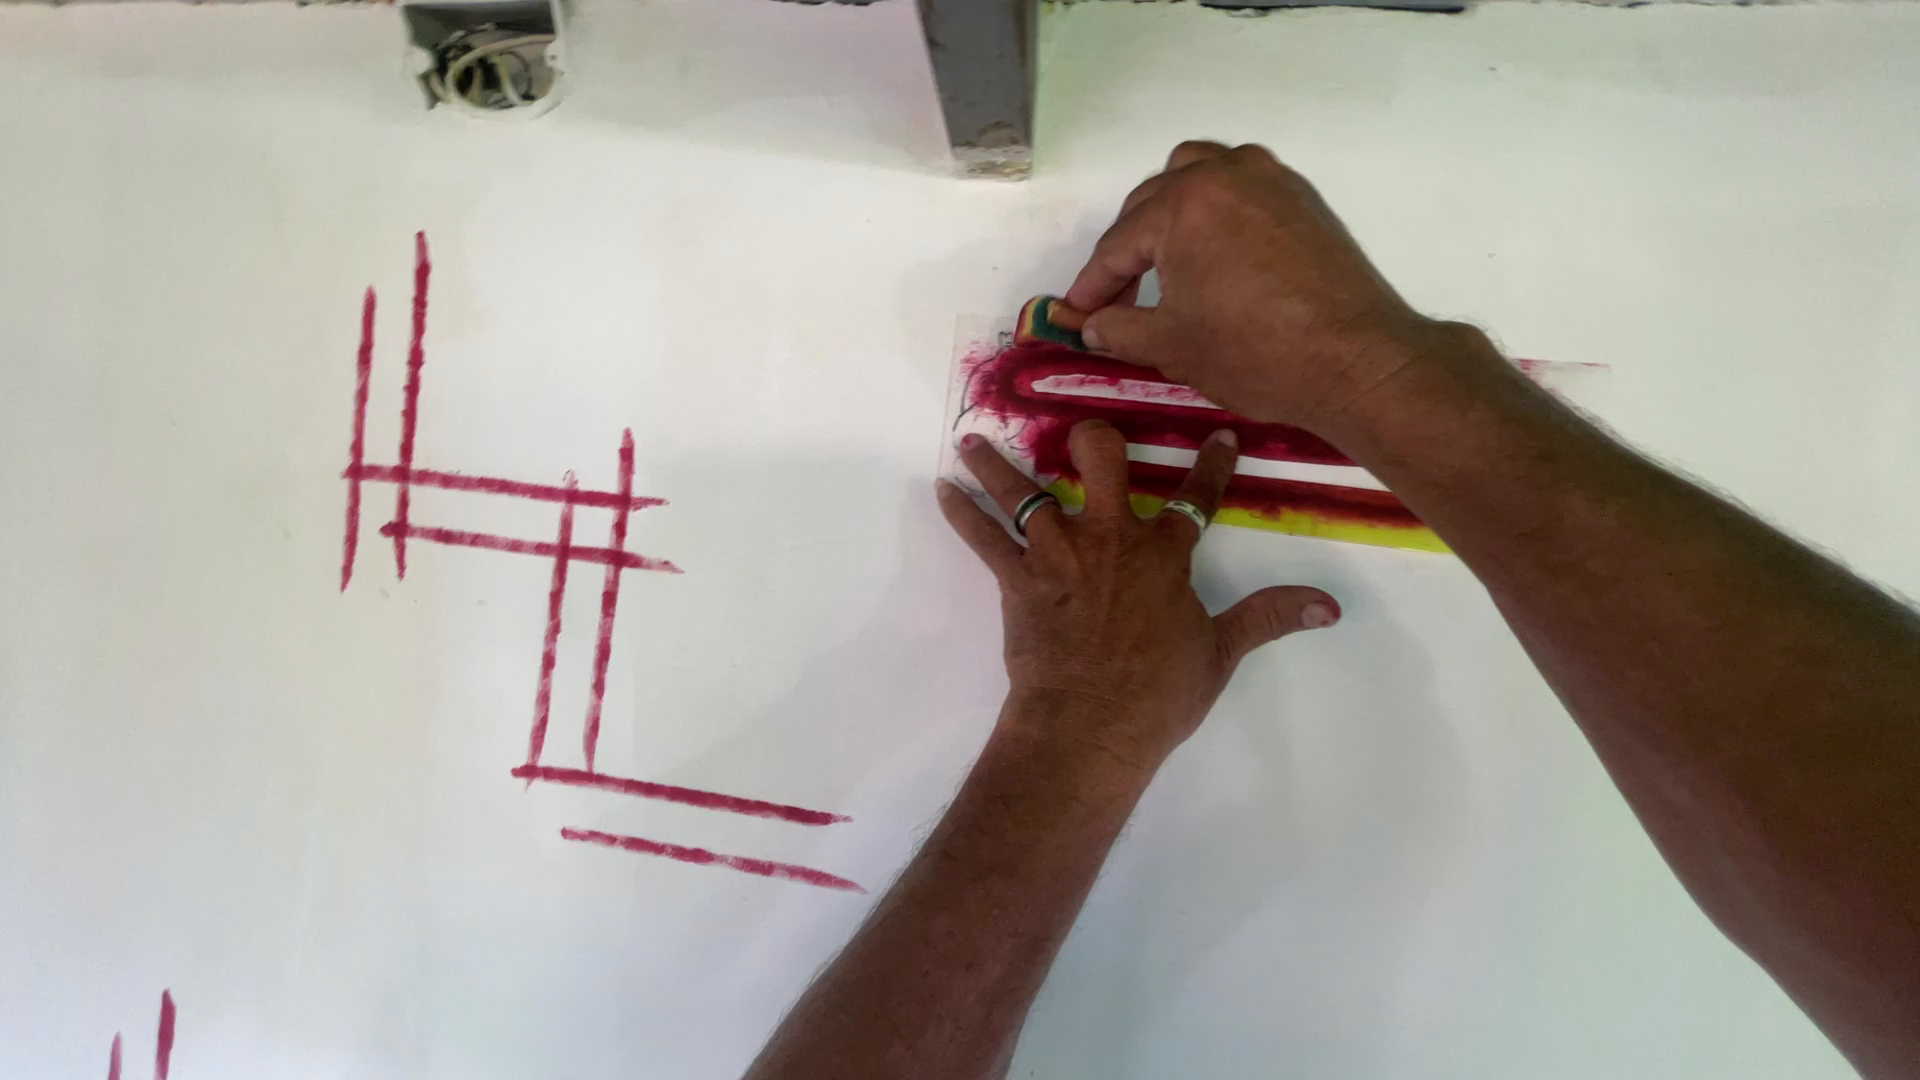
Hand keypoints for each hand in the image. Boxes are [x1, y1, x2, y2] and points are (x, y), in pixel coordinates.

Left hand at [938, 419, 1338, 775]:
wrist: (1091, 727)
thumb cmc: (1157, 695)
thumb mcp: (1221, 653)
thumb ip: (1268, 618)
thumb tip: (1330, 606)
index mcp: (1162, 555)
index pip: (1196, 499)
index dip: (1211, 466)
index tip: (1220, 436)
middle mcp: (1108, 539)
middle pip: (1101, 463)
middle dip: (1095, 440)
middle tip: (1086, 435)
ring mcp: (1059, 554)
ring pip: (1025, 491)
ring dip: (996, 463)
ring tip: (970, 437)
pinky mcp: (1018, 580)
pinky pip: (984, 539)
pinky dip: (961, 514)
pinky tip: (943, 490)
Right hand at [1064, 141, 1482, 433]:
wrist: (1353, 360)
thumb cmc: (1252, 353)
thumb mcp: (1170, 347)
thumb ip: (1117, 328)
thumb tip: (1090, 325)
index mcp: (1181, 205)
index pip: (1115, 247)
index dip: (1089, 288)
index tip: (1073, 317)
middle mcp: (1222, 174)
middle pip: (1149, 204)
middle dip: (1125, 254)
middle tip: (1119, 305)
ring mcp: (1267, 178)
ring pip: (1195, 177)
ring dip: (1167, 215)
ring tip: (1163, 265)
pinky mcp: (1299, 196)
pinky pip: (1237, 187)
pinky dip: (1211, 212)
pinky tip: (1212, 257)